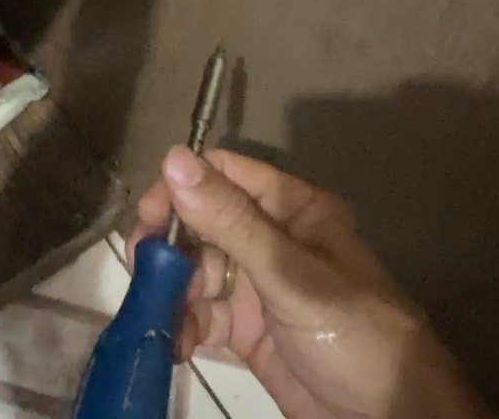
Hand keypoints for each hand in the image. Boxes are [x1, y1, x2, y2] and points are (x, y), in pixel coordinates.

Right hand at [133, 147, 491, 418]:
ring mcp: (257, 285)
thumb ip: (230, 220)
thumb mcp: (291, 274)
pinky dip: (182, 323)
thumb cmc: (355, 336)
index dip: (181, 187)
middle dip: (170, 242)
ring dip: (172, 287)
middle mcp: (270, 238)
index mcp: (290, 209)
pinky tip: (173, 341)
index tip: (149, 217)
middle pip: (202, 220)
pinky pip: (201, 313)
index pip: (224, 174)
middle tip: (143, 266)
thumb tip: (172, 157)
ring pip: (196, 268)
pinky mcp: (247, 329)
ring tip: (159, 313)